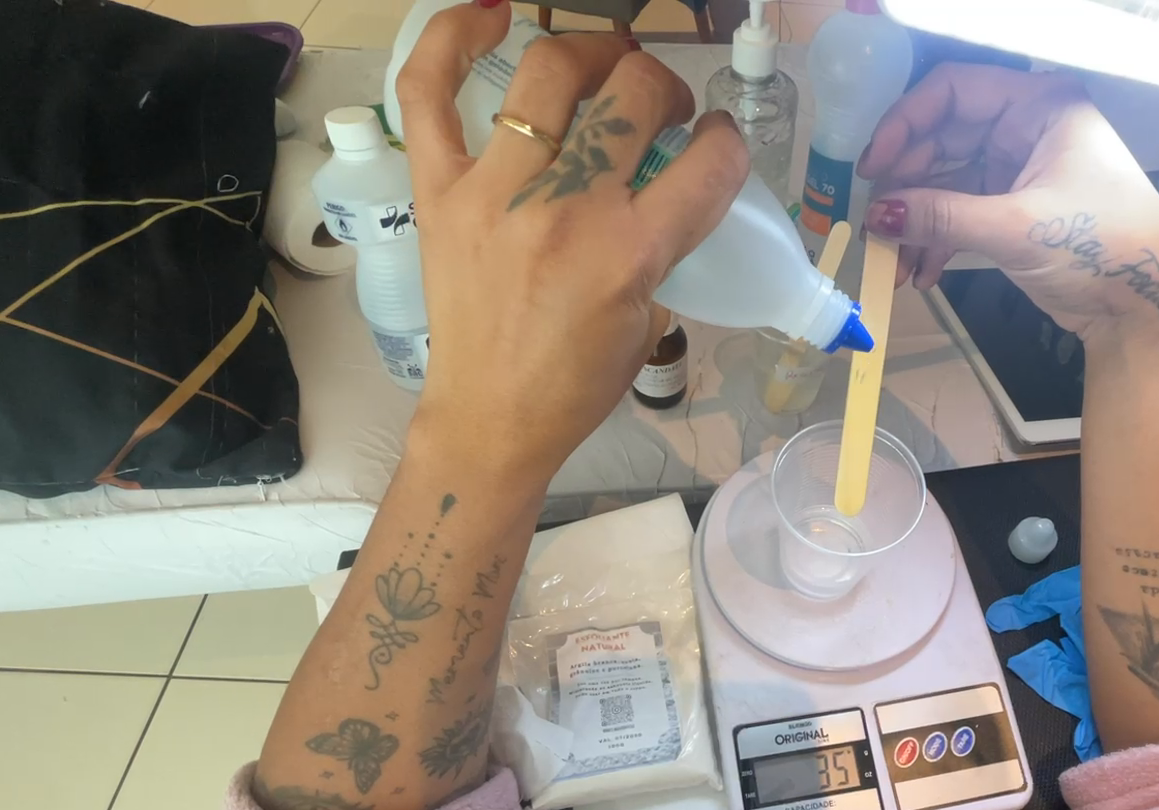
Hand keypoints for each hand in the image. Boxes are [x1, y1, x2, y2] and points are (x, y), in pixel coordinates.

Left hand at [396, 4, 747, 478]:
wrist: (493, 420)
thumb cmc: (577, 387)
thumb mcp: (646, 326)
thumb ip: (659, 253)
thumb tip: (658, 199)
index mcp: (631, 254)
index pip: (708, 163)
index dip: (728, 143)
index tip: (717, 147)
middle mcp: (568, 209)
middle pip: (634, 95)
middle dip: (665, 89)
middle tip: (659, 111)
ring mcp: (496, 193)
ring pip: (551, 71)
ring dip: (593, 52)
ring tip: (603, 67)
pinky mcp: (440, 191)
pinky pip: (430, 90)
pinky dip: (452, 35)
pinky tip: (490, 15)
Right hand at [859, 64, 1158, 346]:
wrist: (1139, 305)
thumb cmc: (1099, 245)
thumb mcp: (1016, 227)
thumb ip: (942, 217)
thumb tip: (875, 216)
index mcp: (1037, 105)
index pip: (952, 91)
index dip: (905, 124)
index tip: (872, 168)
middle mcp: (1022, 130)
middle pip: (940, 142)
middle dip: (904, 187)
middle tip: (874, 226)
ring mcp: (1013, 173)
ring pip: (943, 187)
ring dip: (914, 226)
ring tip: (894, 267)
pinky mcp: (1007, 213)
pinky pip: (955, 219)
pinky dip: (935, 245)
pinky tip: (921, 275)